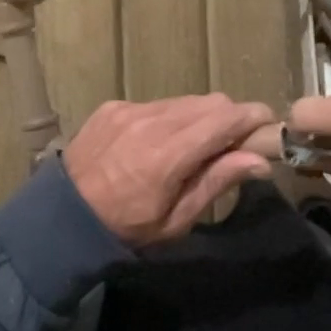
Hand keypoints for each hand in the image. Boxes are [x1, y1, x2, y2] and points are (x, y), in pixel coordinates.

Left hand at [65, 94, 275, 246]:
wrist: (62, 219)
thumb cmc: (125, 229)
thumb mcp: (176, 220)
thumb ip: (217, 182)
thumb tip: (260, 159)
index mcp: (167, 154)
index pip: (225, 118)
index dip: (253, 117)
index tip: (269, 127)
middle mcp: (149, 121)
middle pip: (209, 102)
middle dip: (230, 118)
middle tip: (234, 144)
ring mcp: (128, 110)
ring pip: (183, 101)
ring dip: (199, 117)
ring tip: (194, 147)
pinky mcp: (112, 107)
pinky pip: (155, 104)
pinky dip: (168, 119)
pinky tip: (157, 145)